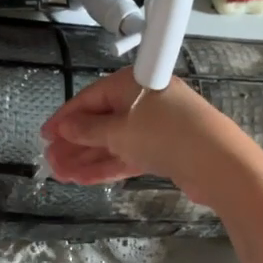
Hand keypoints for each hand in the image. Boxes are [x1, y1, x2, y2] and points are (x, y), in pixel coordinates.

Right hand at [40, 71, 246, 198]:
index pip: (89, 98)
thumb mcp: (117, 130)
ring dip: (86, 158)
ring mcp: (154, 127)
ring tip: (61, 174)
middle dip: (74, 143)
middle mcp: (142, 101)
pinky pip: (126, 155)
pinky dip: (106, 165)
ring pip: (111, 142)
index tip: (45, 136)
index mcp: (131, 84)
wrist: (217, 161)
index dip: (65, 118)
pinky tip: (83, 178)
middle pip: (100, 121)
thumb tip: (66, 127)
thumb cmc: (163, 134)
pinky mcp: (162, 150)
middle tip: (50, 161)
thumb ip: (87, 130)